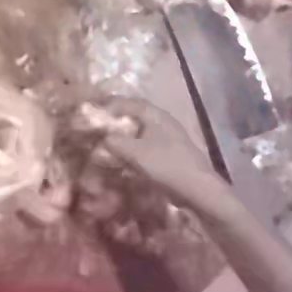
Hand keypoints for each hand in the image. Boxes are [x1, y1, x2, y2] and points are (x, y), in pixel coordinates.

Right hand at [87, 98, 228, 213]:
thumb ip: (115, 142)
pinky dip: (132, 146)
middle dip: (116, 119)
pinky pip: (145, 143)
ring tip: (106, 140)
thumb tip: (102, 137)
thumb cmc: (166, 164)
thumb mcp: (135, 152)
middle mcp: (162, 121)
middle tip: (98, 125)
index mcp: (155, 115)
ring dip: (123, 134)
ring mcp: (167, 137)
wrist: (196, 188)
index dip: (111, 104)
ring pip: (140, 130)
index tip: (94, 110)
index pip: (130, 102)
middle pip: (135, 114)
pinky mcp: (169, 152)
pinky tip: (123, 156)